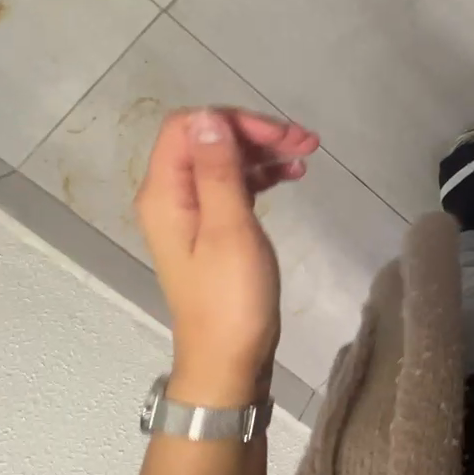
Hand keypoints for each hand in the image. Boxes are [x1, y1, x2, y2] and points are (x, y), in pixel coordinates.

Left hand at [134, 108, 319, 406]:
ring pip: (225, 161)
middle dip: (255, 133)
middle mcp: (173, 195)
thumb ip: (218, 172)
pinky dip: (263, 175)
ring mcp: (193, 212)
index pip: (189, 128)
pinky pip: (235, 185)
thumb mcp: (229, 230)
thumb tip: (209, 118)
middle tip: (306, 143)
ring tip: (307, 156)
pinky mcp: (215, 228)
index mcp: (166, 193)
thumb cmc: (231, 296)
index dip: (234, 121)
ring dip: (264, 152)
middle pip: (208, 141)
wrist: (230, 356)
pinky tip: (292, 177)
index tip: (281, 137)